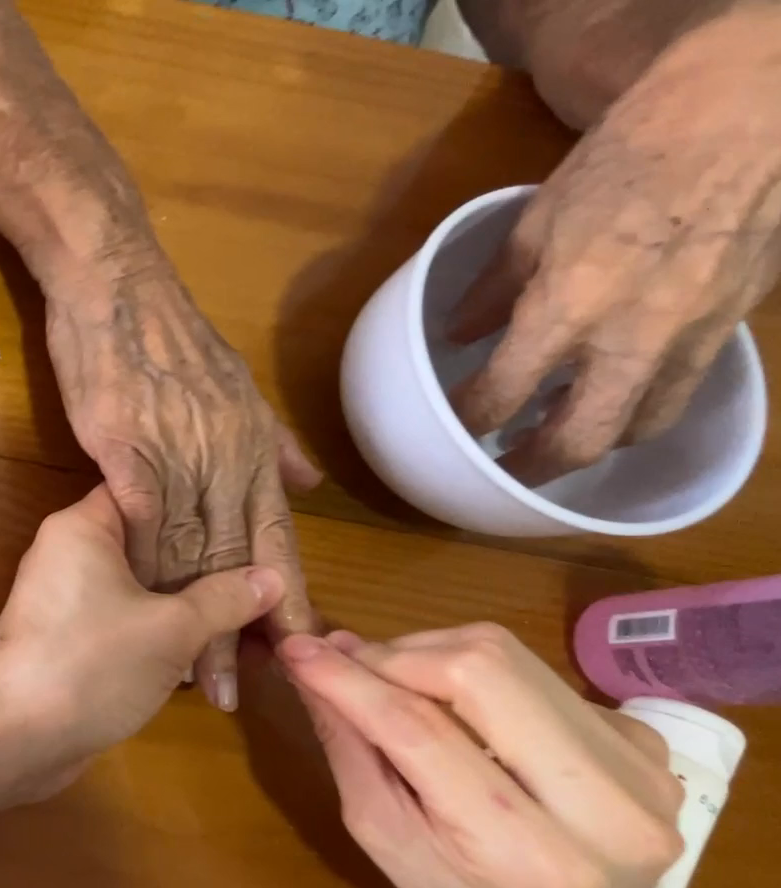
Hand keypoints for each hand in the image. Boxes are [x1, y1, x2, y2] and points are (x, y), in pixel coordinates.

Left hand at [0, 485, 283, 795]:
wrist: (15, 733)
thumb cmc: (92, 663)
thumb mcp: (171, 628)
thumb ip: (224, 597)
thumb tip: (273, 576)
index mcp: (82, 527)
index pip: (148, 491)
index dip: (201, 502)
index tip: (252, 520)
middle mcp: (68, 552)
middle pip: (150, 545)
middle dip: (207, 567)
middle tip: (270, 584)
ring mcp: (65, 597)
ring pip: (141, 589)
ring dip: (190, 609)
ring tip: (253, 628)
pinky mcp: (69, 636)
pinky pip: (125, 622)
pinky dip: (162, 635)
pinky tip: (210, 660)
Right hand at [45, 255, 322, 714]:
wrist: (114, 284)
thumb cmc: (164, 337)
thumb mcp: (232, 386)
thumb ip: (271, 440)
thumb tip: (307, 481)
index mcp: (248, 448)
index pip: (276, 537)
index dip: (288, 598)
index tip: (298, 655)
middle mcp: (222, 457)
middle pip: (235, 560)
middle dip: (238, 633)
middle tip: (237, 694)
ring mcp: (174, 452)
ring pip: (190, 552)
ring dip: (188, 619)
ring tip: (191, 676)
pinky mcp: (124, 446)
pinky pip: (141, 518)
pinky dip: (145, 570)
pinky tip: (138, 613)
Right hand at [277, 623, 682, 887]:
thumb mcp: (383, 837)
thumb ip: (348, 747)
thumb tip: (309, 663)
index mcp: (523, 853)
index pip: (420, 733)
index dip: (350, 681)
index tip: (295, 647)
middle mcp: (604, 809)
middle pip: (481, 672)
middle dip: (395, 655)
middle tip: (352, 666)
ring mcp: (640, 770)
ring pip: (508, 657)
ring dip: (429, 655)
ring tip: (398, 685)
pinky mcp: (650, 742)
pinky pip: (536, 671)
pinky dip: (475, 676)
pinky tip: (463, 712)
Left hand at [448, 5, 780, 484]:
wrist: (746, 111)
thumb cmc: (624, 163)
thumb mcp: (531, 227)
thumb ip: (489, 292)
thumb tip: (457, 337)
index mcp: (567, 309)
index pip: (501, 395)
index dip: (466, 421)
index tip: (447, 427)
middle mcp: (632, 335)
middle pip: (582, 437)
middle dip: (535, 465)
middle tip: (502, 471)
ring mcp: (692, 332)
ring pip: (643, 422)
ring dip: (594, 443)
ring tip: (551, 441)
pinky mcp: (733, 320)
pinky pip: (682, 386)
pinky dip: (641, 407)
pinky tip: (611, 399)